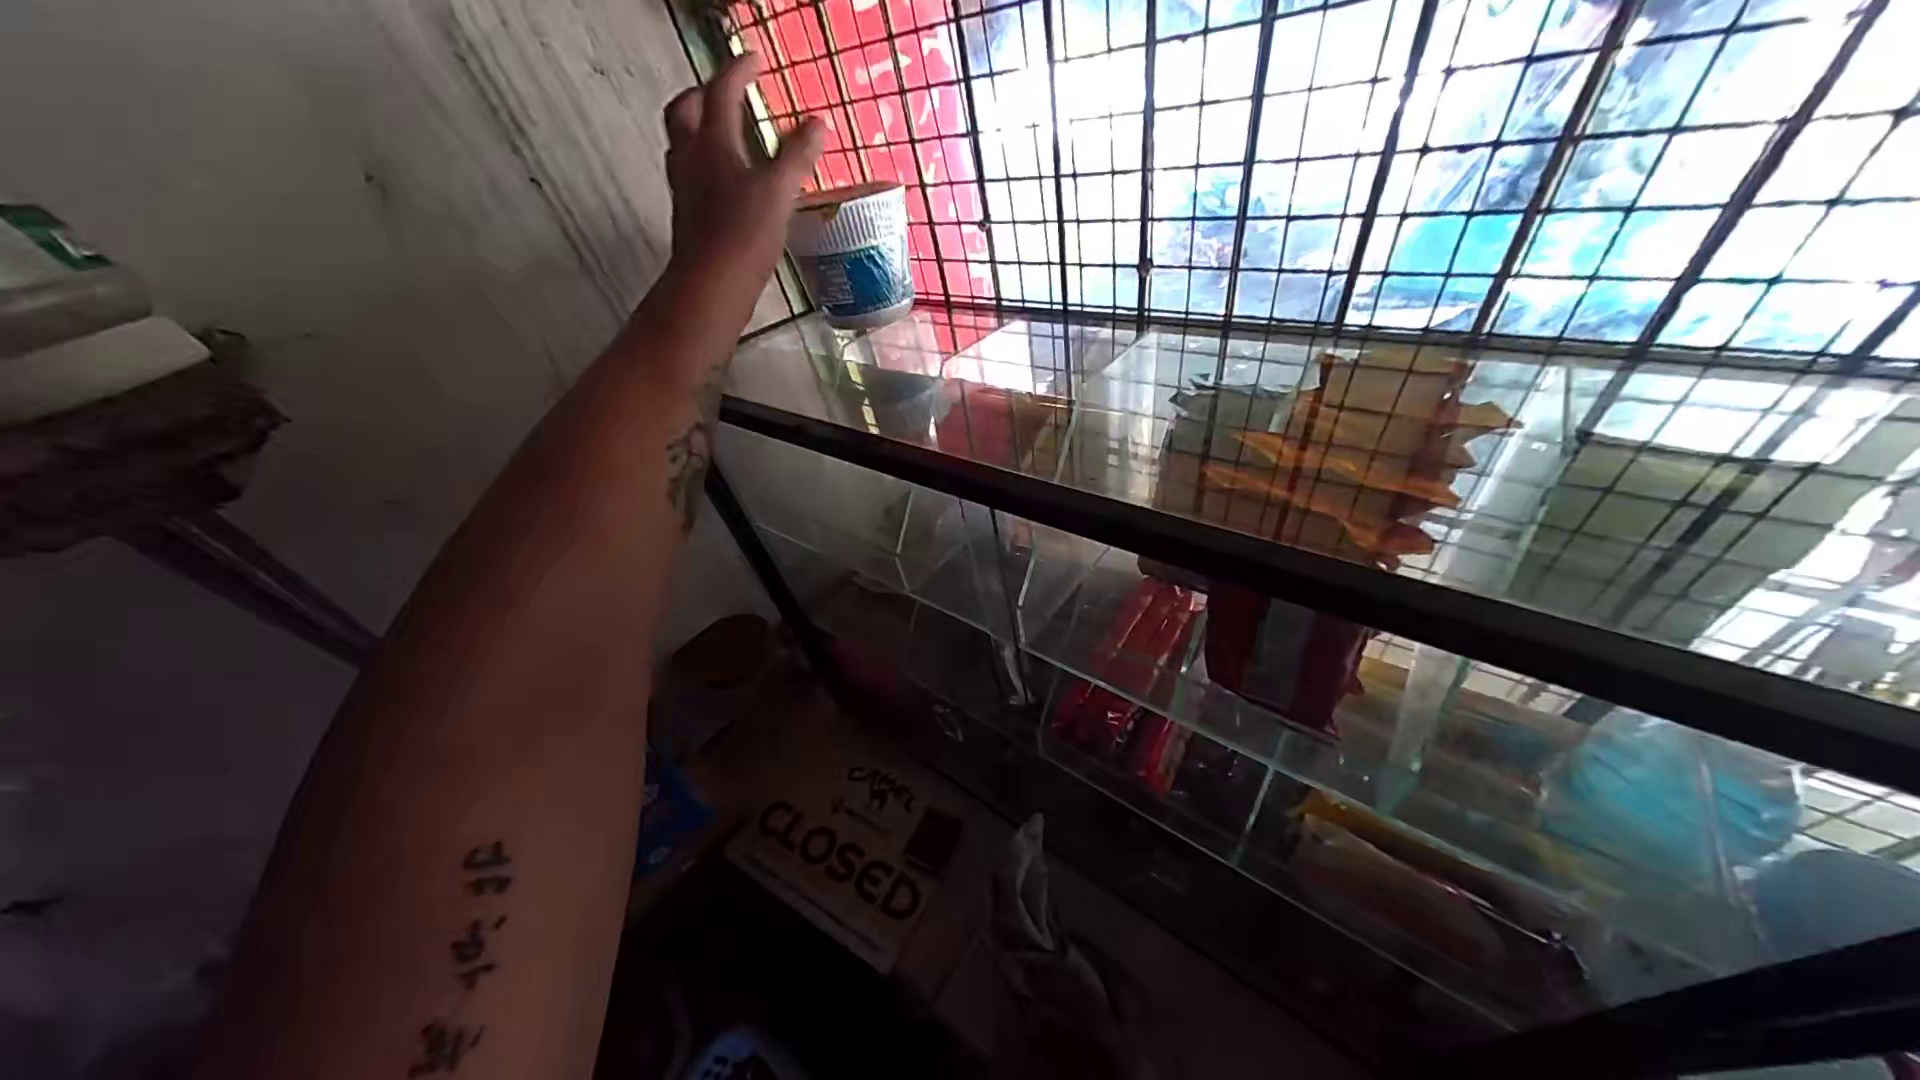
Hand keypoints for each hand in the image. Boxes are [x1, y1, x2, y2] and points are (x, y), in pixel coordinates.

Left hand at [662, 52, 823, 302]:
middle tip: (724, 93)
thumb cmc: (742, 236)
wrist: (711, 287)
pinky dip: (704, 166)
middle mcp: (691, 161)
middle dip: (702, 94)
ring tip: (723, 134)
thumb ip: (797, 156)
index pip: (721, 93)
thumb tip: (818, 123)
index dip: (739, 71)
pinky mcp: (688, 218)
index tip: (754, 59)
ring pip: (682, 145)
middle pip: (684, 111)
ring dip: (699, 130)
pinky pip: (690, 177)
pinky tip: (724, 183)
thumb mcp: (779, 193)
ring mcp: (685, 190)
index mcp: (712, 145)